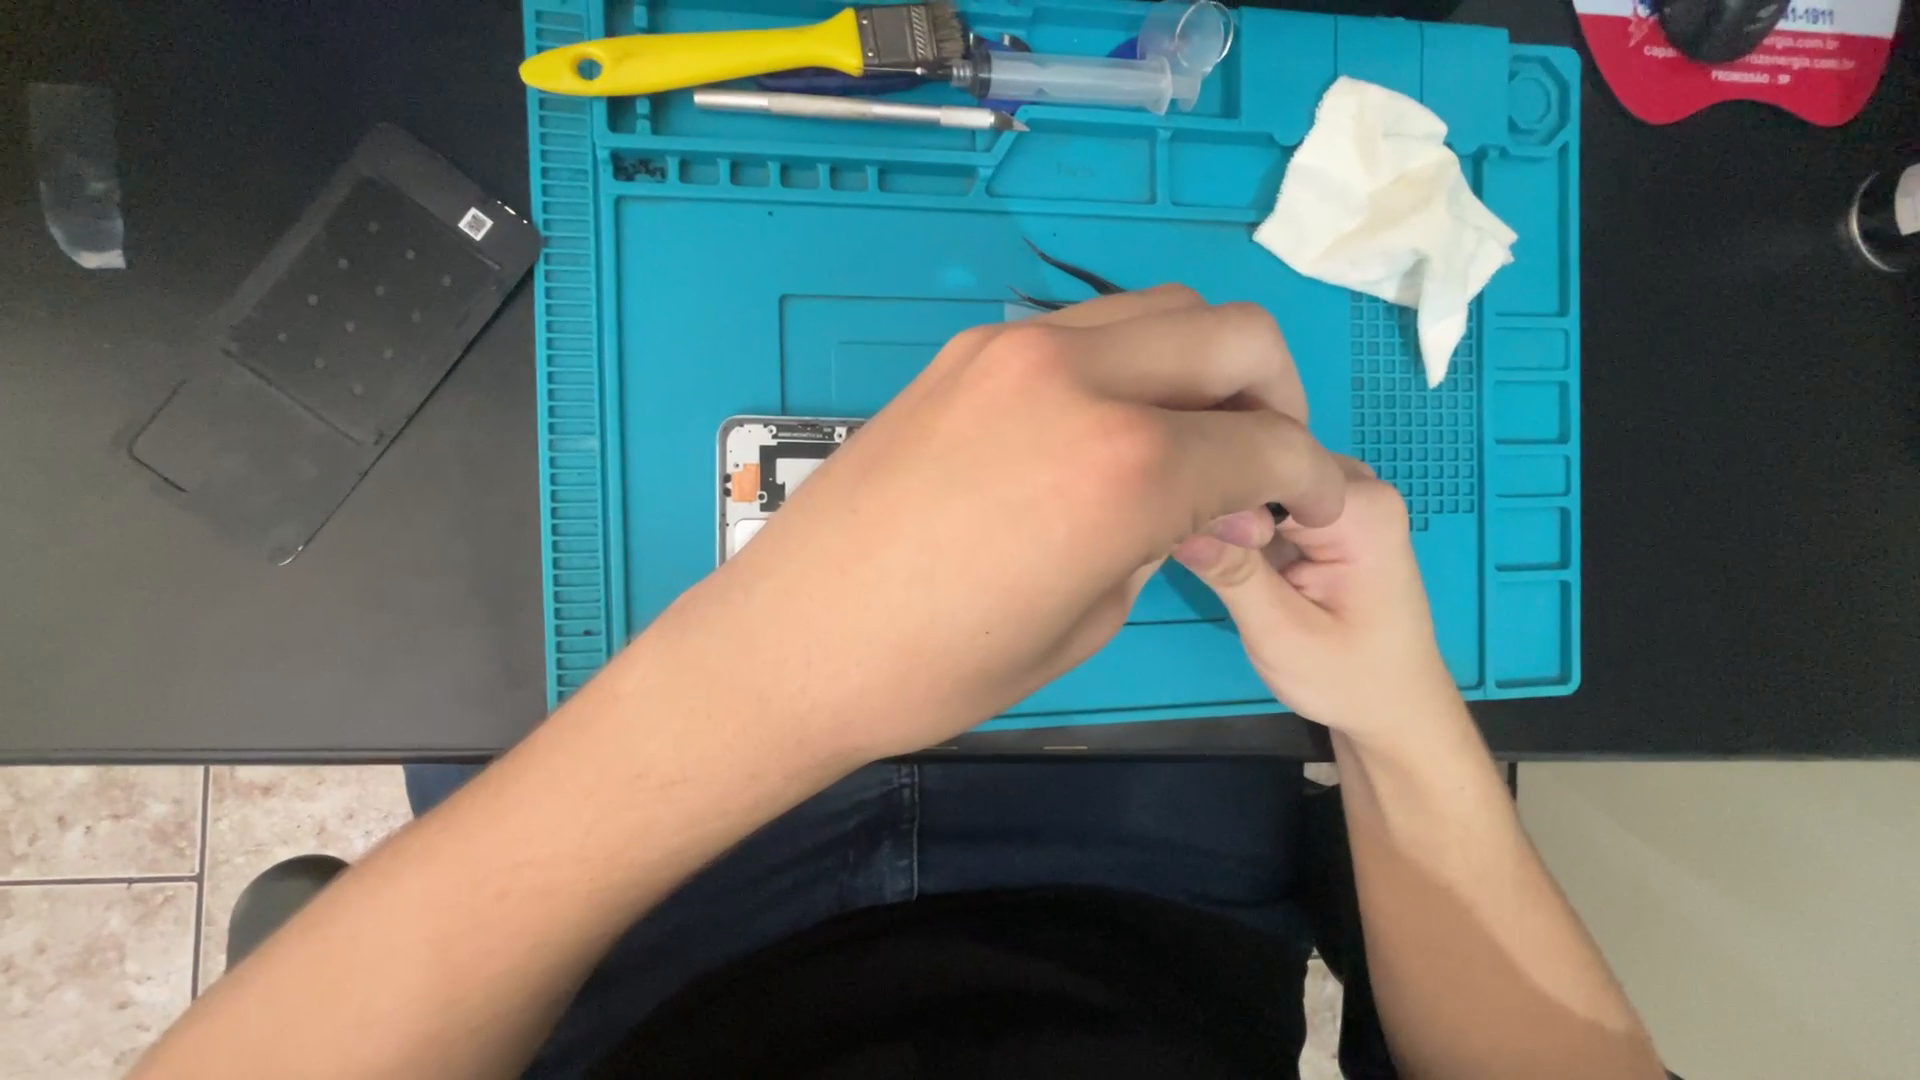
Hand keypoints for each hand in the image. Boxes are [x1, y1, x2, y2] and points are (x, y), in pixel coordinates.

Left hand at [662, 287, 1345, 761]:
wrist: (794, 640)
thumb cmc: (938, 670)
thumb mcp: (1086, 622)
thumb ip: (1161, 541)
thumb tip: (1199, 502)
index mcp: (1125, 467)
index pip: (1267, 443)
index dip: (1313, 476)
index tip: (1318, 501)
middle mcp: (1079, 378)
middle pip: (1232, 333)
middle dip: (1275, 394)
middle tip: (1262, 459)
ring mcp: (1014, 350)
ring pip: (1158, 311)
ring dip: (1199, 366)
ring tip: (1187, 438)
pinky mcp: (965, 353)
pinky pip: (1082, 332)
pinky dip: (1126, 365)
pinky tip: (1106, 428)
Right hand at [1172, 456, 1457, 741]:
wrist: (1392, 708)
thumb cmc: (1347, 679)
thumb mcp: (1281, 634)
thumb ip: (1234, 574)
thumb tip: (1177, 522)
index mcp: (1361, 508)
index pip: (1266, 464)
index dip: (1216, 488)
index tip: (1174, 520)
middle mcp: (1357, 486)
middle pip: (1262, 461)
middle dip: (1216, 492)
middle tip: (1173, 530)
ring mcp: (1340, 497)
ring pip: (1259, 475)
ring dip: (1222, 503)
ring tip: (1190, 535)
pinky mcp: (1322, 514)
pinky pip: (1266, 495)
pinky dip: (1235, 515)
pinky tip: (1214, 540)